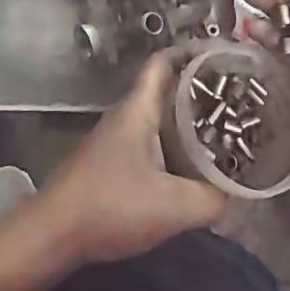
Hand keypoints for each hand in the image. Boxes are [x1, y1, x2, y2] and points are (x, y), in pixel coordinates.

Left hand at [26, 50, 227, 266]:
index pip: (163, 63)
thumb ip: (212, 198)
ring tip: (226, 130)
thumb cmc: (110, 207)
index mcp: (137, 111)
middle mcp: (125, 118)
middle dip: (200, 91)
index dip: (191, 53)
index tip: (224, 58)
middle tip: (238, 99)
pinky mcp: (112, 165)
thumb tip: (233, 193)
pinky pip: (151, 143)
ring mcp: (116, 141)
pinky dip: (174, 146)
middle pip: (166, 91)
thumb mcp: (174, 207)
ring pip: (159, 120)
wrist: (50, 237)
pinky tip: (193, 166)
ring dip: (188, 121)